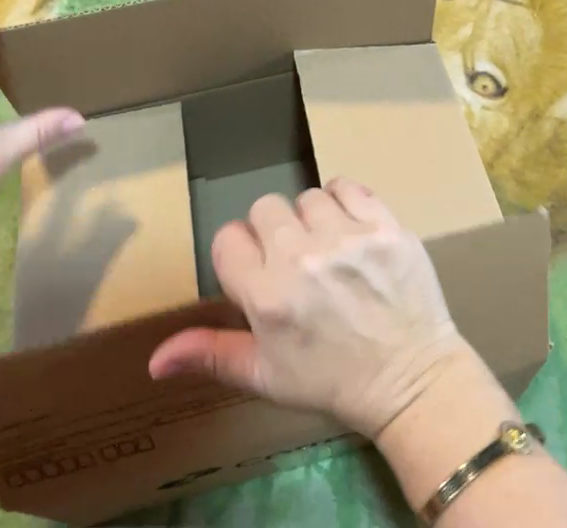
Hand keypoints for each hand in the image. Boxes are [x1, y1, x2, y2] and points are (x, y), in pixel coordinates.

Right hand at [147, 178, 472, 437]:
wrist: (412, 380)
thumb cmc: (332, 380)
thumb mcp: (265, 377)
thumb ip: (210, 355)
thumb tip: (153, 359)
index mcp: (266, 297)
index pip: (228, 238)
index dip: (240, 254)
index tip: (259, 272)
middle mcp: (301, 260)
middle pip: (265, 208)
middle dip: (274, 234)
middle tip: (296, 264)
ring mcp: (346, 239)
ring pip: (307, 197)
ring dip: (312, 220)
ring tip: (329, 251)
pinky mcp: (385, 227)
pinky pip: (349, 186)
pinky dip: (345, 200)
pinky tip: (349, 227)